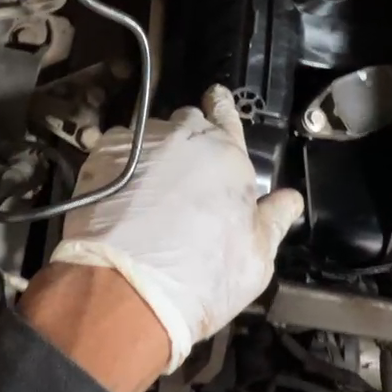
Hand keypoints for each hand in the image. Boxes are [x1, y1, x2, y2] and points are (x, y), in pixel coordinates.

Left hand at [45, 86, 304, 375]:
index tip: (216, 101)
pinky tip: (119, 191)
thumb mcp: (257, 257)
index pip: (227, 113)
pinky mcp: (102, 154)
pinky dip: (120, 163)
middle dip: (190, 137)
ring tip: (149, 188)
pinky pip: (117, 147)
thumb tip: (290, 198)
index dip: (222, 106)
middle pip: (188, 120)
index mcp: (226, 153)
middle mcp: (183, 136)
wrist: (127, 290)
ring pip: (151, 134)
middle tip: (186, 169)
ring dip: (155, 151)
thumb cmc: (203, 277)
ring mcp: (140, 142)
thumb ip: (274, 219)